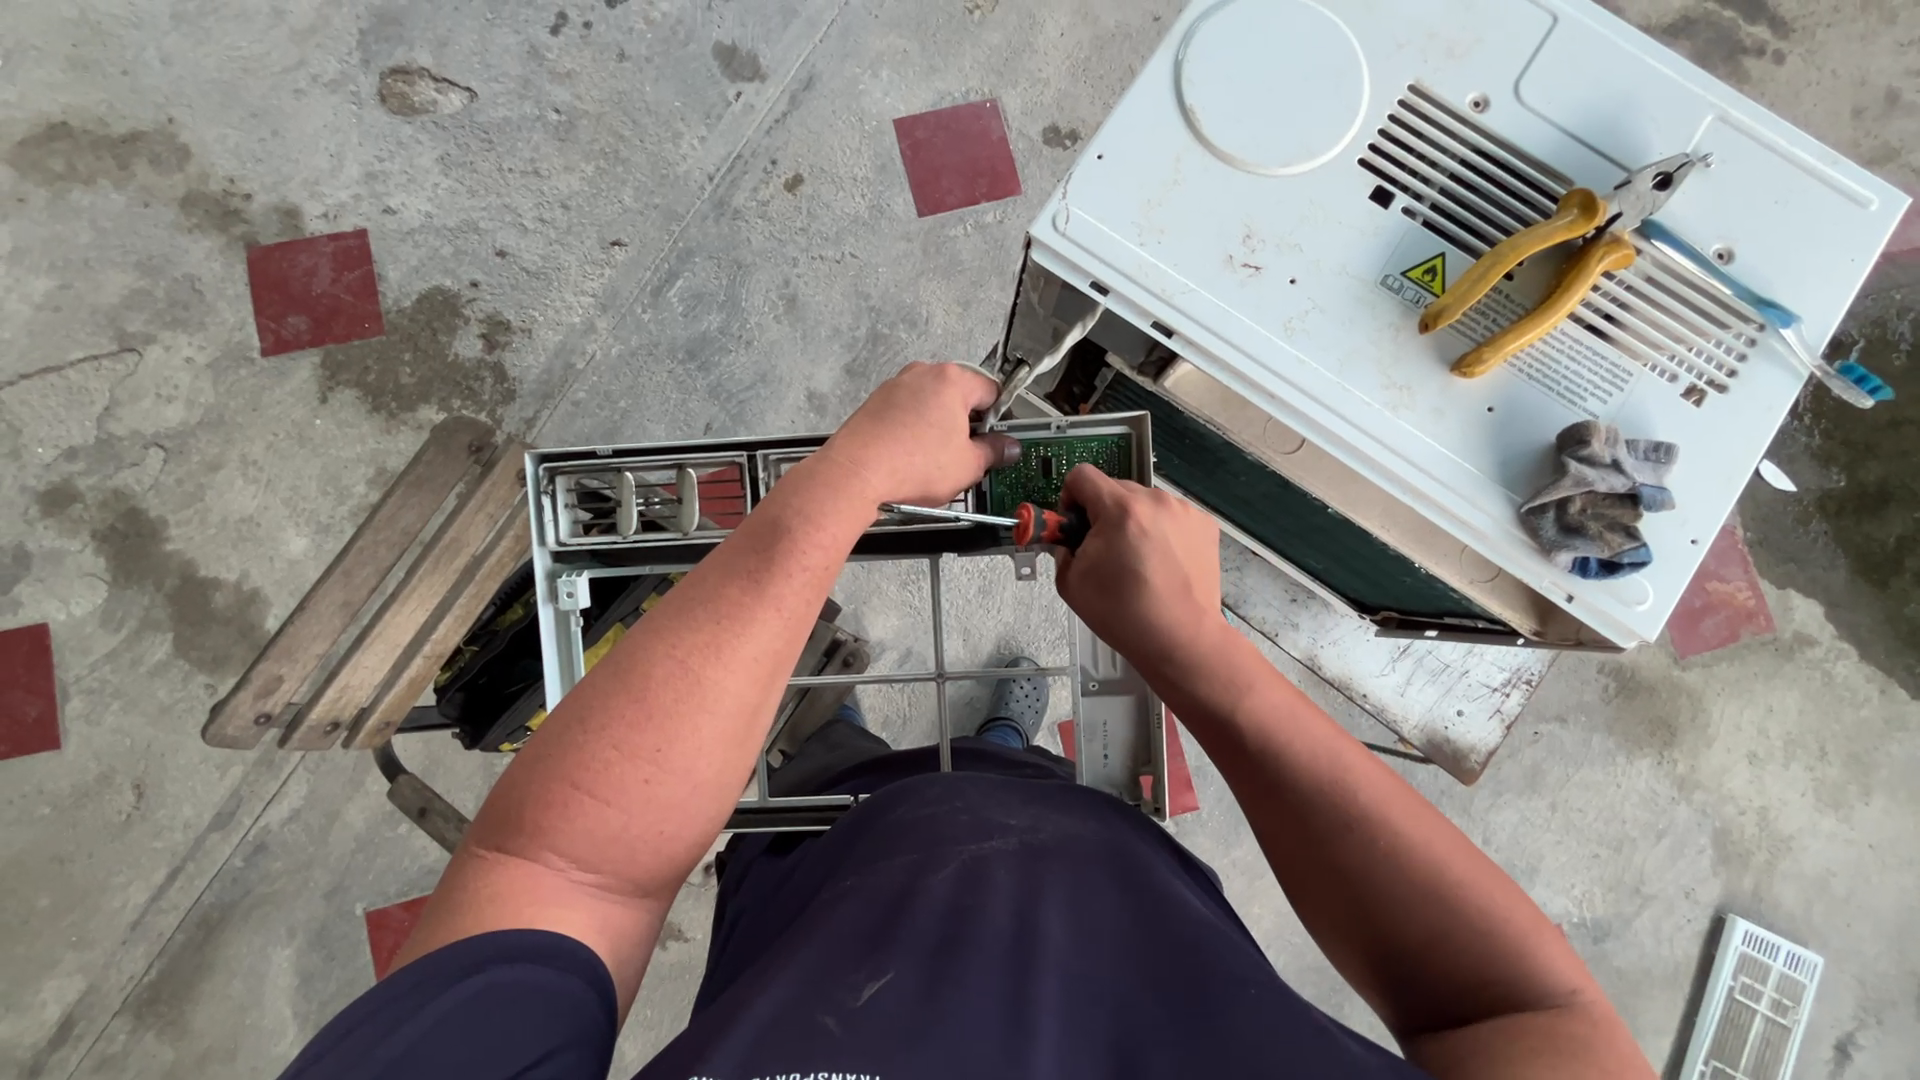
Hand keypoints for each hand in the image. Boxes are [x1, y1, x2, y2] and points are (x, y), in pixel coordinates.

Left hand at [817, 362, 1021, 507]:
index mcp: (951, 380)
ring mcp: (896, 388)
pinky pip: (907, 415)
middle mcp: (922, 375)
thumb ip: (994, 452)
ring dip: (940, 429)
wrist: (856, 474)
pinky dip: (915, 433)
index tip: (1000, 438)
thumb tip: (1007, 448)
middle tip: (971, 455)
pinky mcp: (876, 405)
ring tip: (938, 462)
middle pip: (960, 396)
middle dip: (968, 424)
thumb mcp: (968, 465)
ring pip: (931, 406)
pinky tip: (914, 459)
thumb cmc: (909, 464)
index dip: (1001, 417)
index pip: (992, 391)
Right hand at [1054, 465, 1225, 662]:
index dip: (1070, 497)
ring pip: (1144, 502)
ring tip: (1136, 560)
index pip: (1082, 475)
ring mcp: (1183, 511)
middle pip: (1115, 488)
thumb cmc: (1124, 614)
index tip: (1074, 522)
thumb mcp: (1071, 583)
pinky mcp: (1203, 525)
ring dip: (1133, 521)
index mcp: (1120, 509)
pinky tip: (1160, 562)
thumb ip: (1062, 549)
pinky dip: (1160, 531)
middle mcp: (1155, 501)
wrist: (1180, 638)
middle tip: (1103, 549)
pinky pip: (1170, 516)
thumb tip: (1068, 539)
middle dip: (1103, 513)